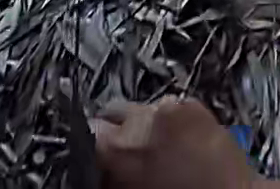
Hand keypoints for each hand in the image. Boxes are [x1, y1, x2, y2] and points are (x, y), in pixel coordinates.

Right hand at [91, 98, 260, 188]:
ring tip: (156, 150)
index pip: (88, 130)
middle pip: (112, 111)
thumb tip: (102, 170)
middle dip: (113, 130)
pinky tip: (177, 143)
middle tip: (122, 154)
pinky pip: (169, 106)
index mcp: (121, 149)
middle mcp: (143, 119)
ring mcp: (170, 105)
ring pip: (141, 107)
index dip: (87, 142)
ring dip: (141, 124)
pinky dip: (167, 121)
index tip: (90, 152)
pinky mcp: (192, 102)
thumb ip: (111, 177)